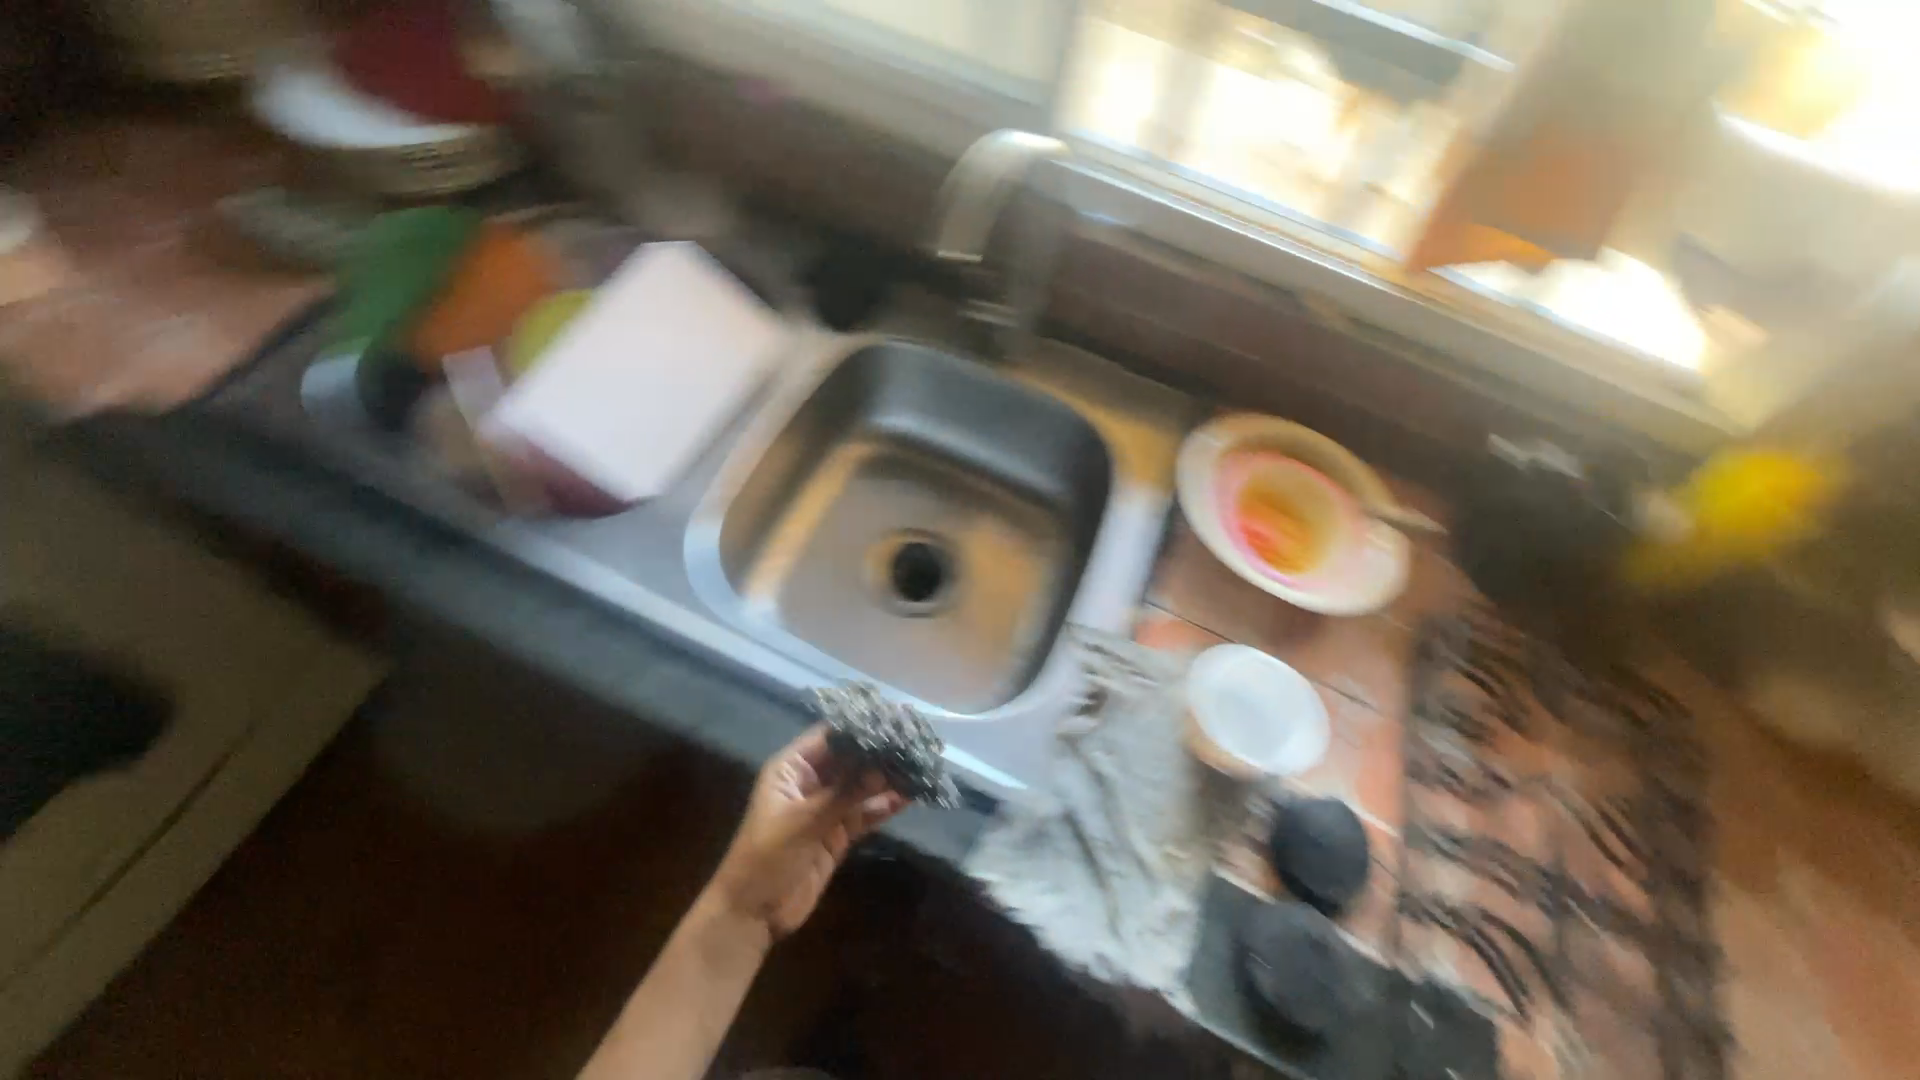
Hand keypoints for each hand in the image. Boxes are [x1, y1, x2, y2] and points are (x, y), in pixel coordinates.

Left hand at [702, 726, 906, 942]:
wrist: (753, 913)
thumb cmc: (767, 857)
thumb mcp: (805, 821)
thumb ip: (845, 793)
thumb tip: (883, 766)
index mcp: (791, 769)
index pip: (829, 737)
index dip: (859, 728)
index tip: (893, 720)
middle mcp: (810, 783)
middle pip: (849, 760)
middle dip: (879, 753)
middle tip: (914, 742)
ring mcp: (825, 809)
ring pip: (861, 787)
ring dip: (886, 779)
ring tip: (918, 767)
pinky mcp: (837, 835)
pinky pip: (864, 814)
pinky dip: (884, 806)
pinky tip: (909, 797)